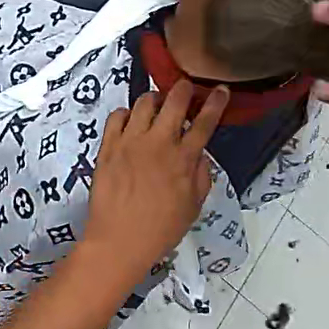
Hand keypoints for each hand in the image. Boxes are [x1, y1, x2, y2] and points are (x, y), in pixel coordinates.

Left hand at [81, 80, 229, 277]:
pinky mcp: (108, 147)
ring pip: (145, 102)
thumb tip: (199, 155)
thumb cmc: (161, 229)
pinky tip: (131, 122)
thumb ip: (201, 176)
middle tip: (186, 87)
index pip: (205, 122)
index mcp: (183, 159)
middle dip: (184, 89)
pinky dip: (127, 113)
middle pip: (175, 101)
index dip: (216, 103)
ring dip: (155, 99)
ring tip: (157, 105)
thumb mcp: (194, 206)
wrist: (119, 241)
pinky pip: (117, 116)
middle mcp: (158, 143)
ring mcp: (130, 142)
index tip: (220, 90)